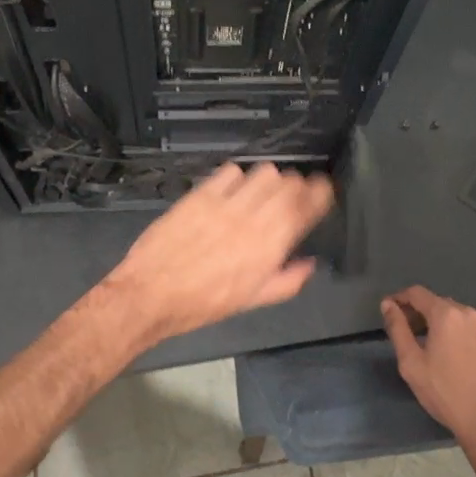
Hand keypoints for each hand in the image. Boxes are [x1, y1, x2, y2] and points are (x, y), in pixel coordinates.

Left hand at [106, 162, 333, 342]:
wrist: (150, 295)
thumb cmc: (203, 304)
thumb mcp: (251, 301)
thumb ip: (286, 281)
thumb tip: (309, 264)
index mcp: (269, 247)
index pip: (305, 207)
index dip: (320, 193)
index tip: (325, 190)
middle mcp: (252, 220)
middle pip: (288, 184)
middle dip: (298, 185)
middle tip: (294, 193)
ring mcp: (225, 204)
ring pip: (264, 173)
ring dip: (270, 179)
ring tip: (264, 190)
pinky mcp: (200, 195)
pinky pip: (230, 172)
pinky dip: (238, 177)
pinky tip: (233, 189)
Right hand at [380, 286, 475, 451]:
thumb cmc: (445, 393)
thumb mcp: (411, 364)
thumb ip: (398, 329)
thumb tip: (388, 304)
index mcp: (446, 315)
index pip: (417, 293)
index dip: (400, 298)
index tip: (389, 310)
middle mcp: (469, 314)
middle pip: (438, 303)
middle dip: (419, 313)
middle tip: (407, 333)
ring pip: (457, 317)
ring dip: (440, 324)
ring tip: (430, 347)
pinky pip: (473, 330)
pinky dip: (459, 335)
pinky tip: (456, 357)